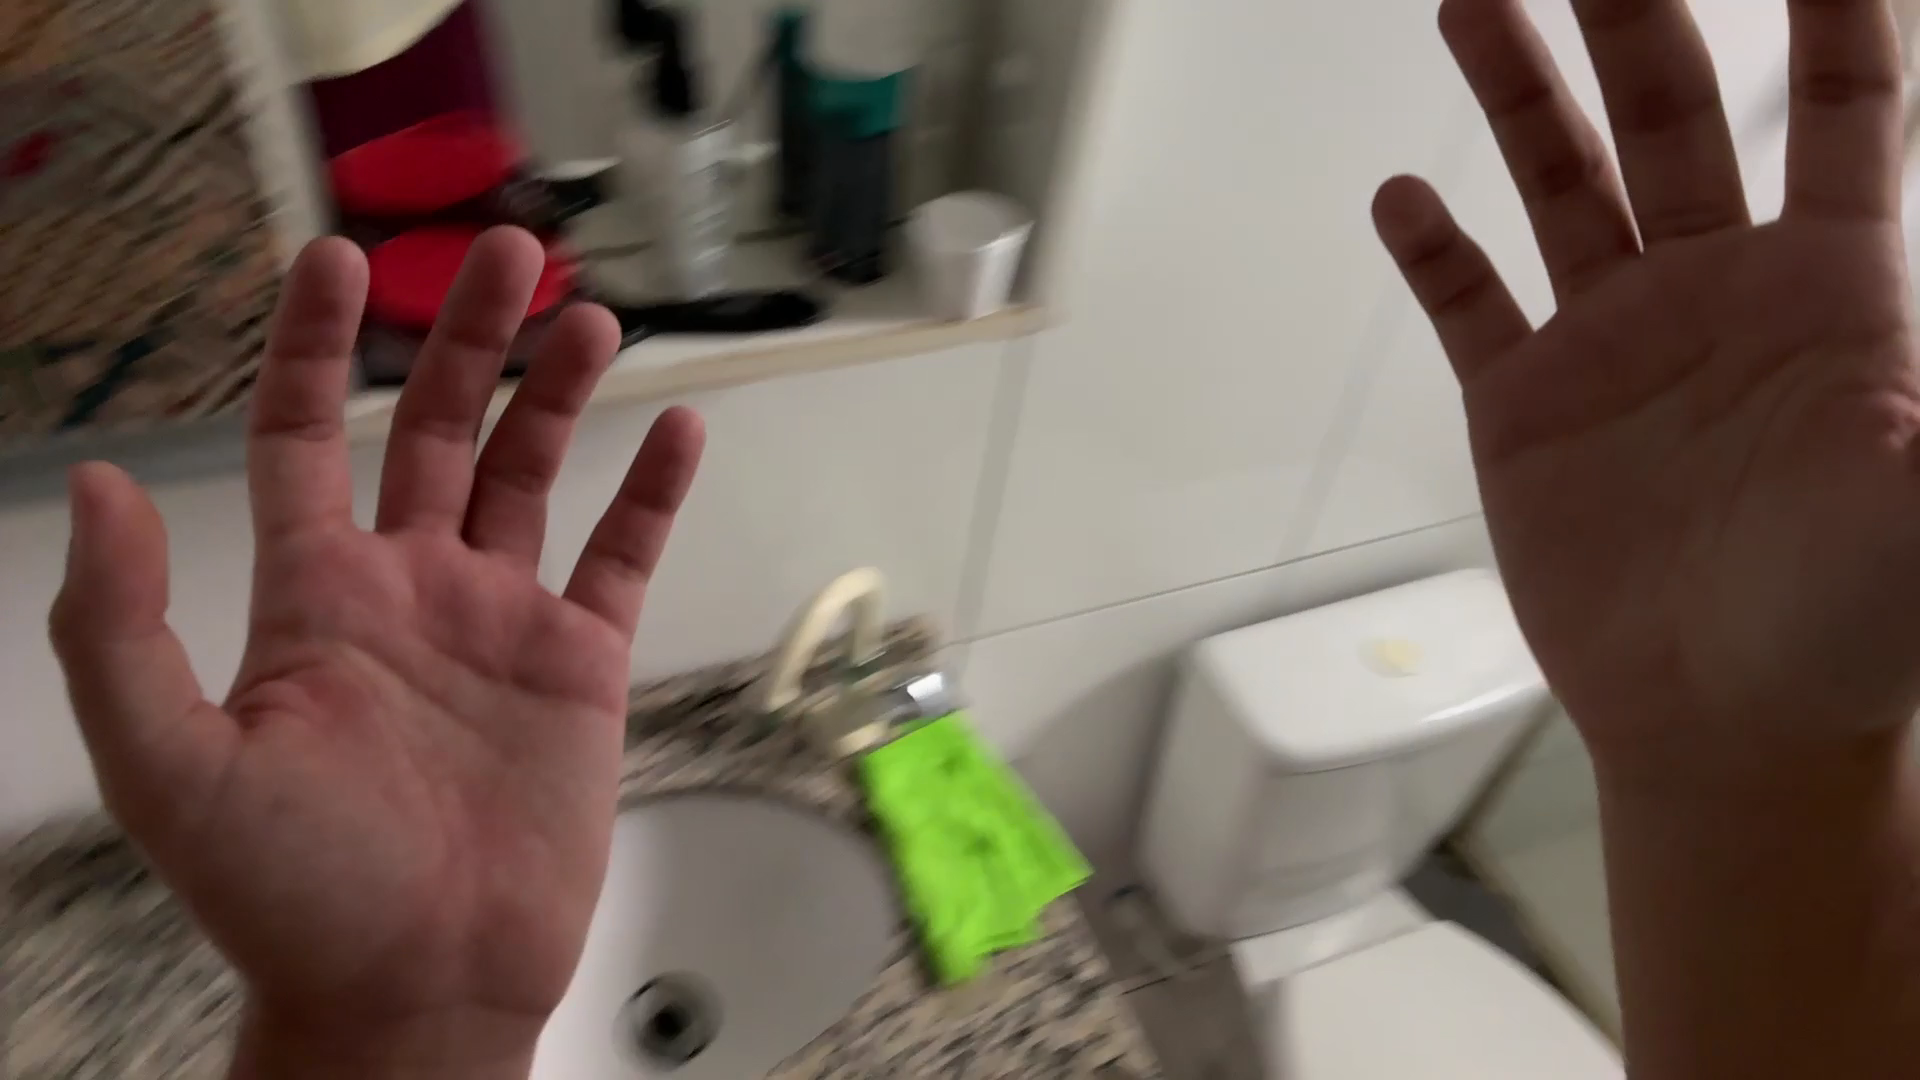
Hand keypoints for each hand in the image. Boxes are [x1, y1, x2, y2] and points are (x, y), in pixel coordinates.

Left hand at [49, 228, 705, 1075]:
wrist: (432, 969)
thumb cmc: (297, 885)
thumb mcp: (177, 766)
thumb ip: (128, 629)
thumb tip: (104, 482)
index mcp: (320, 592)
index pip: (314, 438)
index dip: (322, 347)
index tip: (346, 260)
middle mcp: (421, 581)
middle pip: (448, 431)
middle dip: (475, 340)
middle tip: (514, 256)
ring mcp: (513, 612)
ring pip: (544, 477)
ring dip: (568, 397)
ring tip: (599, 322)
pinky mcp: (587, 650)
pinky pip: (626, 553)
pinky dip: (653, 493)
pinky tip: (681, 435)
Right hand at [1374, 0, 1919, 771]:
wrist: (1706, 701)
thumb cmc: (1839, 623)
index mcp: (1832, 287)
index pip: (1845, 103)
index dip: (1832, 5)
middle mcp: (1705, 293)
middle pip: (1663, 119)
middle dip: (1621, 22)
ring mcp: (1598, 345)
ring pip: (1550, 194)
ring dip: (1512, 105)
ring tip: (1469, 13)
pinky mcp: (1515, 403)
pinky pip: (1466, 307)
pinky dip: (1431, 254)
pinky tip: (1399, 199)